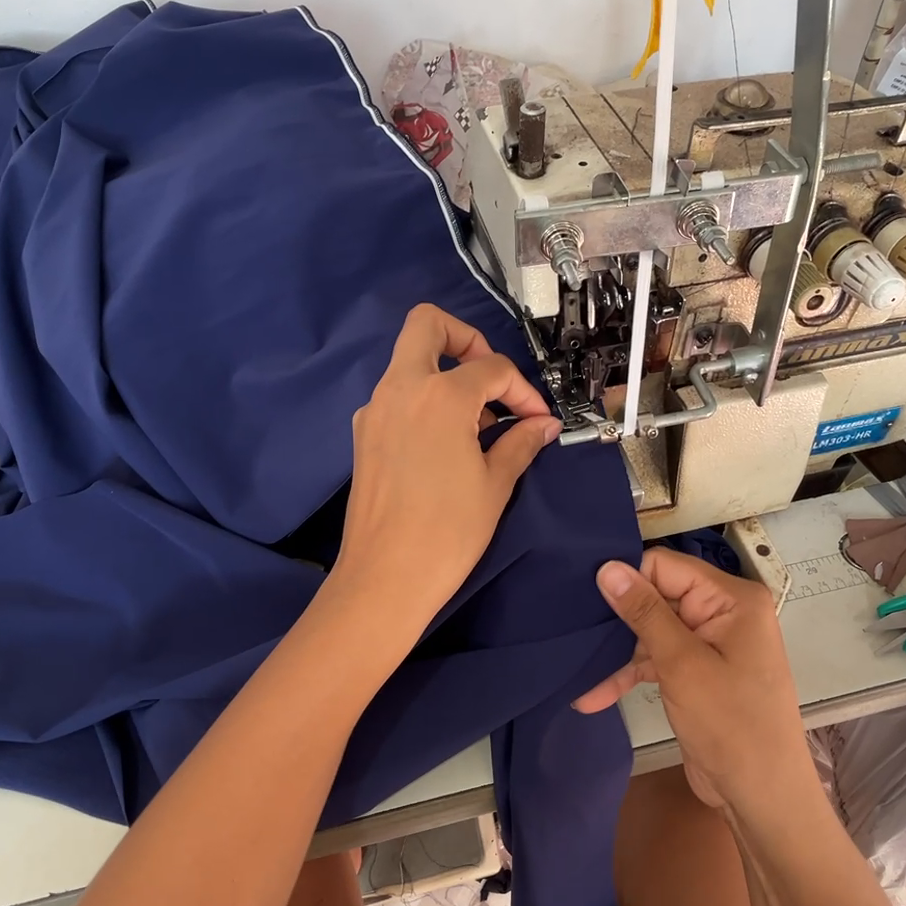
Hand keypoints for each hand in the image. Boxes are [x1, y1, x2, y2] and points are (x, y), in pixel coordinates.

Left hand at [328, 304, 561, 631]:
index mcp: (439, 395)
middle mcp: (399, 390)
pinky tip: (447, 443)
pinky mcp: (363, 434)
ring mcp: (374, 410)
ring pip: (409, 361)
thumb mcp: (495, 484)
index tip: (537, 419)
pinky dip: (425, 401)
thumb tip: (542, 424)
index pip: (492, 368)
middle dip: (467, 339)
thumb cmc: (446, 534)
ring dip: (446, 374)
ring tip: (478, 423)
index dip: (523, 390)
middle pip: (428, 325)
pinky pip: (397, 395)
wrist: (383, 580)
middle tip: (492, 379)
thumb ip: (520, 442)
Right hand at [573, 548, 806, 808]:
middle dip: (617, 616)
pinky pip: (656, 659)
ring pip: (651, 631)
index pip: (666, 567)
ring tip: (573, 663)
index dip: (627, 578)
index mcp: (732, 599)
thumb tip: (607, 567)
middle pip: (656, 596)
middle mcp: (723, 613)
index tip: (584, 593)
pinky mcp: (696, 673)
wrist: (761, 800)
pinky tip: (591, 695)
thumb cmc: (731, 725)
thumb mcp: (682, 664)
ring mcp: (709, 644)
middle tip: (568, 623)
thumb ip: (644, 612)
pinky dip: (629, 675)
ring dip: (617, 652)